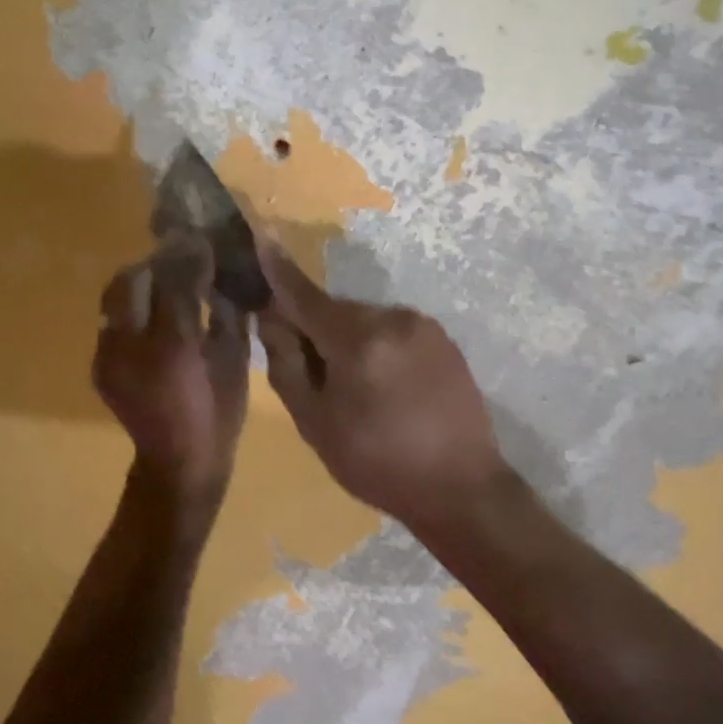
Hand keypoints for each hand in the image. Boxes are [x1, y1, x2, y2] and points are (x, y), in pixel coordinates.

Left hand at [94, 236, 250, 503]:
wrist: (178, 465)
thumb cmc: (217, 412)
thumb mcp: (234, 360)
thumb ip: (226, 312)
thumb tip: (222, 273)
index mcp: (175, 344)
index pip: (178, 280)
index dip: (191, 254)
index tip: (202, 238)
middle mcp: (134, 345)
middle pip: (135, 279)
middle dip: (157, 262)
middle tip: (179, 258)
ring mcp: (109, 355)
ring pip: (115, 297)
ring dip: (139, 283)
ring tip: (162, 283)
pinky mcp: (99, 366)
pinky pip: (110, 322)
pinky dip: (130, 311)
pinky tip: (150, 318)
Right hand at [253, 244, 510, 526]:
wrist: (462, 489)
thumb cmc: (377, 464)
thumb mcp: (315, 423)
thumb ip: (286, 364)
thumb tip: (271, 317)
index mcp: (356, 340)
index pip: (304, 295)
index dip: (277, 269)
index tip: (260, 234)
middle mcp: (392, 319)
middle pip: (334, 311)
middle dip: (316, 330)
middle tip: (314, 379)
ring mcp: (423, 326)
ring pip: (364, 321)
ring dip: (349, 342)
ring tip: (359, 394)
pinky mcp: (443, 339)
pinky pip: (393, 332)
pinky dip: (378, 348)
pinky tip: (388, 390)